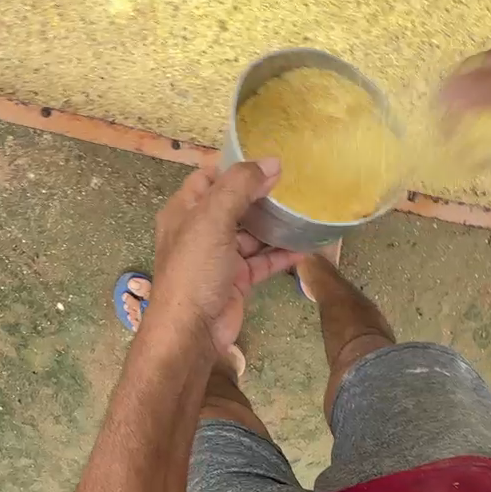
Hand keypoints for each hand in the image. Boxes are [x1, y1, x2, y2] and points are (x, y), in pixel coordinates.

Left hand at [144, 160, 303, 355]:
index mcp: (185, 210)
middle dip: (261, 195)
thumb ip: (240, 187)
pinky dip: (280, 255)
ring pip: (251, 234)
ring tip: (304, 212)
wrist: (192, 330)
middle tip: (294, 184)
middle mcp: (201, 231)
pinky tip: (304, 247)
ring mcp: (220, 257)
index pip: (209, 177)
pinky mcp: (236, 280)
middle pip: (234, 205)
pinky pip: (262, 261)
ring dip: (274, 226)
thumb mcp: (213, 219)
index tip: (268, 161)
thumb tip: (272, 163)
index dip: (236, 167)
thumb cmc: (195, 270)